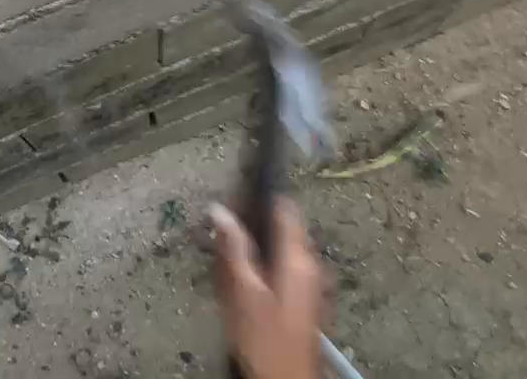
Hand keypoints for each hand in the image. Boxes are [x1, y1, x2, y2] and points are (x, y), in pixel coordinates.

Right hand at [209, 199, 324, 378]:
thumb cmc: (265, 338)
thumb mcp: (243, 290)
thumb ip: (233, 246)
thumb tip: (218, 209)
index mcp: (298, 258)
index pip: (285, 206)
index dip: (260, 192)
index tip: (236, 187)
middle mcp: (308, 264)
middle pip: (277, 227)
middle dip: (247, 226)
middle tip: (220, 232)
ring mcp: (307, 281)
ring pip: (273, 247)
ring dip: (249, 247)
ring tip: (224, 260)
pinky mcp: (300, 296)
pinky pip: (275, 266)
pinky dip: (256, 265)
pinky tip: (237, 281)